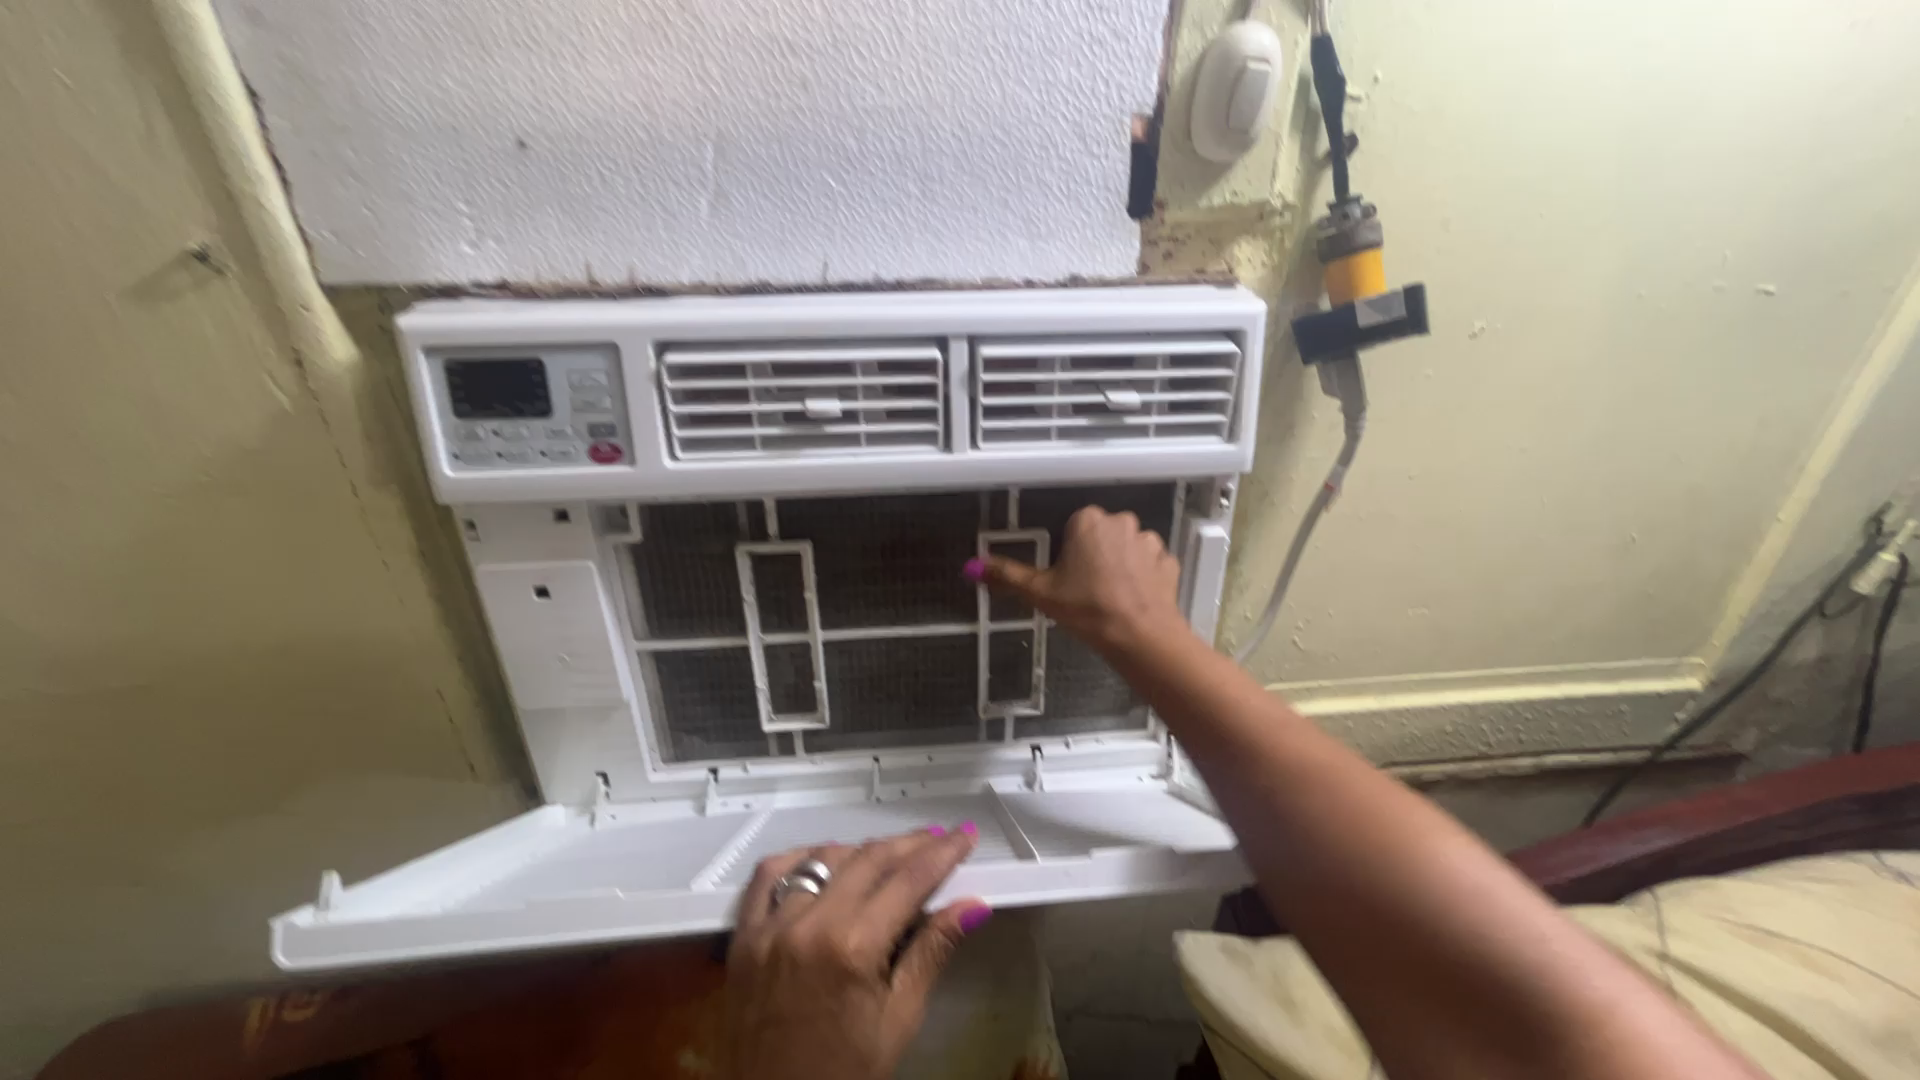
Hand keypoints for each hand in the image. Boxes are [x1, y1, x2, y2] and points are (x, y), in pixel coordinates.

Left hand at [720, 827, 991, 1079]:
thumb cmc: (844, 1077)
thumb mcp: (898, 1021)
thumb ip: (932, 952)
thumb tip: (972, 906)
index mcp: (852, 949)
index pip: (908, 880)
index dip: (942, 853)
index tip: (963, 837)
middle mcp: (808, 925)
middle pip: (869, 859)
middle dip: (909, 844)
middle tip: (937, 839)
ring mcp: (769, 927)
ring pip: (822, 858)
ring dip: (861, 850)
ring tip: (889, 856)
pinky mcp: (742, 936)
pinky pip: (769, 875)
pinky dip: (800, 858)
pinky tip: (823, 860)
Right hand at [973, 506, 1190, 660]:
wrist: (1141, 637)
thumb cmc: (1088, 609)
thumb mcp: (1040, 593)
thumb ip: (1006, 575)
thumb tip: (972, 567)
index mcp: (1087, 520)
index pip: (1071, 527)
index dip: (1067, 553)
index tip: (1066, 578)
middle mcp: (1121, 521)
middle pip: (1099, 535)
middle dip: (1092, 556)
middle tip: (1084, 590)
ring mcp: (1149, 540)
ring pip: (1126, 548)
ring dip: (1119, 565)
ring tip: (1109, 597)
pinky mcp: (1168, 562)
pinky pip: (1149, 564)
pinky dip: (1142, 578)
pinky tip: (1132, 599)